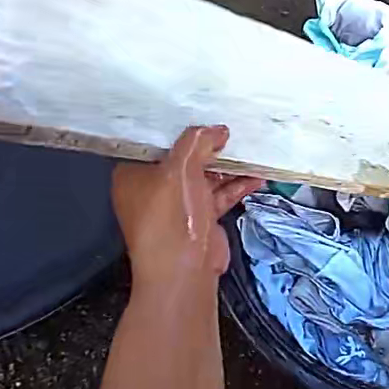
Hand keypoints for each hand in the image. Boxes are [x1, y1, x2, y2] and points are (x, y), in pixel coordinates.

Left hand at [111, 126, 262, 293]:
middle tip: (230, 134)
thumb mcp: (180, 169)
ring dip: (228, 168)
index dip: (178, 130)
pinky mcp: (198, 219)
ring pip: (204, 178)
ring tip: (249, 154)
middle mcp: (153, 190)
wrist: (183, 271)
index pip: (155, 143)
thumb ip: (197, 143)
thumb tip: (216, 130)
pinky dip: (236, 187)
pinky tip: (255, 177)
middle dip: (209, 149)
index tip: (201, 117)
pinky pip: (218, 196)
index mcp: (133, 175)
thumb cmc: (170, 219)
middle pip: (184, 160)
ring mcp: (177, 206)